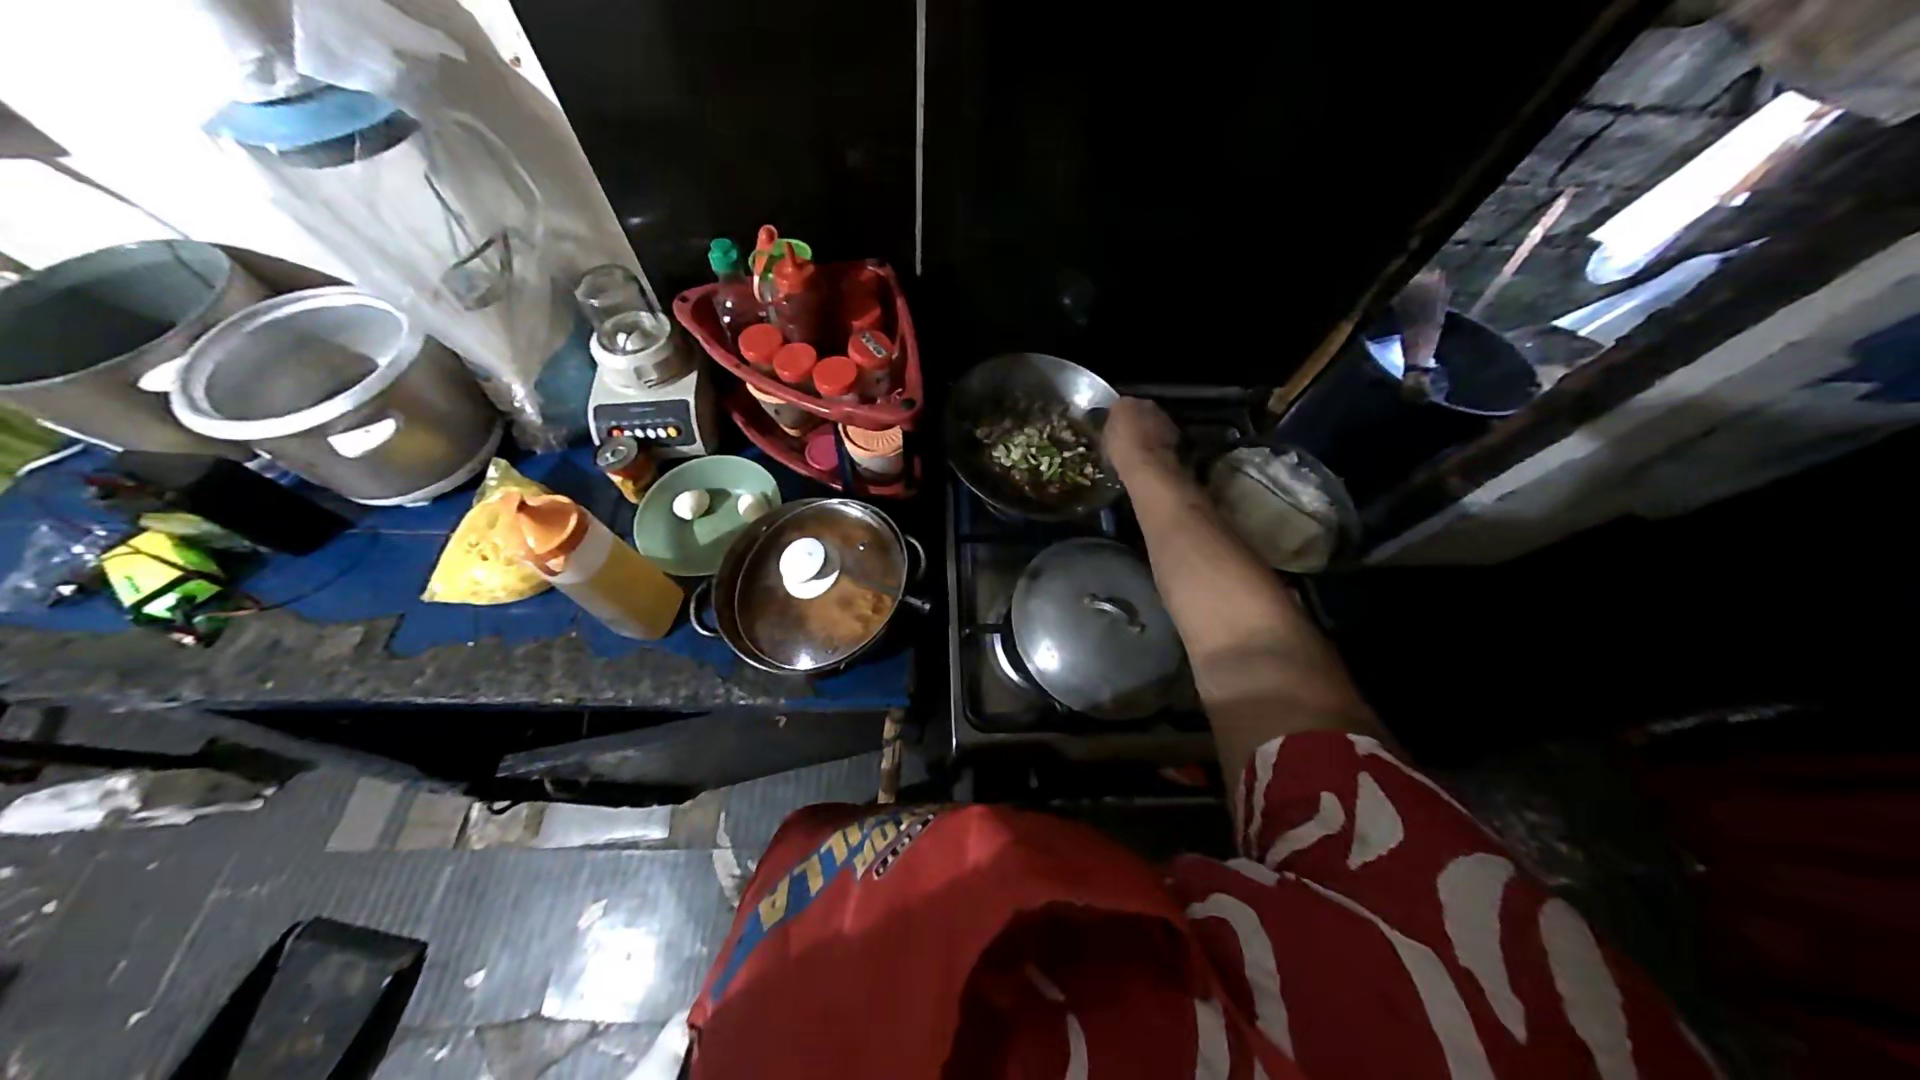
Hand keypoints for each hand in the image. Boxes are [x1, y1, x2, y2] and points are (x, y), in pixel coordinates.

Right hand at [1102, 397, 1178, 476]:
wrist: (1148, 466)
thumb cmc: (1121, 452)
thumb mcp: (1104, 441)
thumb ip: (1107, 429)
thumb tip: (1108, 427)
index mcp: (1124, 403)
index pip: (1117, 406)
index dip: (1115, 418)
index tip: (1112, 429)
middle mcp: (1146, 403)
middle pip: (1137, 410)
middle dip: (1133, 421)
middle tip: (1127, 437)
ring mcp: (1163, 416)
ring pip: (1152, 420)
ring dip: (1147, 429)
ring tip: (1140, 447)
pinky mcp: (1175, 430)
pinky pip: (1162, 432)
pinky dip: (1158, 438)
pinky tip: (1152, 452)